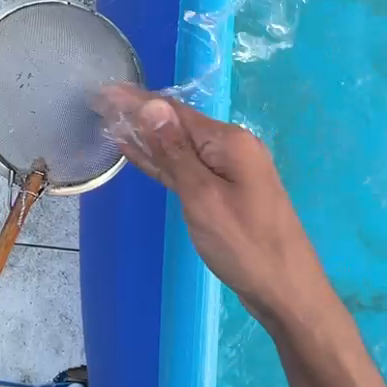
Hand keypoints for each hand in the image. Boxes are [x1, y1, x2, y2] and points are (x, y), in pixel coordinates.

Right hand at [93, 83, 328, 326]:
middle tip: (98, 106)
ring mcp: (228, 171)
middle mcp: (230, 148)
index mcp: (229, 141)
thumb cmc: (245, 246)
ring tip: (108, 123)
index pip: (173, 112)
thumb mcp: (202, 197)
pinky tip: (136, 153)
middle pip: (175, 125)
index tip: (104, 92)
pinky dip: (161, 162)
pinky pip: (185, 169)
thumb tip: (151, 106)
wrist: (288, 294)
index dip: (136, 101)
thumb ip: (174, 151)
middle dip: (137, 115)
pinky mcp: (223, 193)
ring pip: (178, 148)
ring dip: (145, 138)